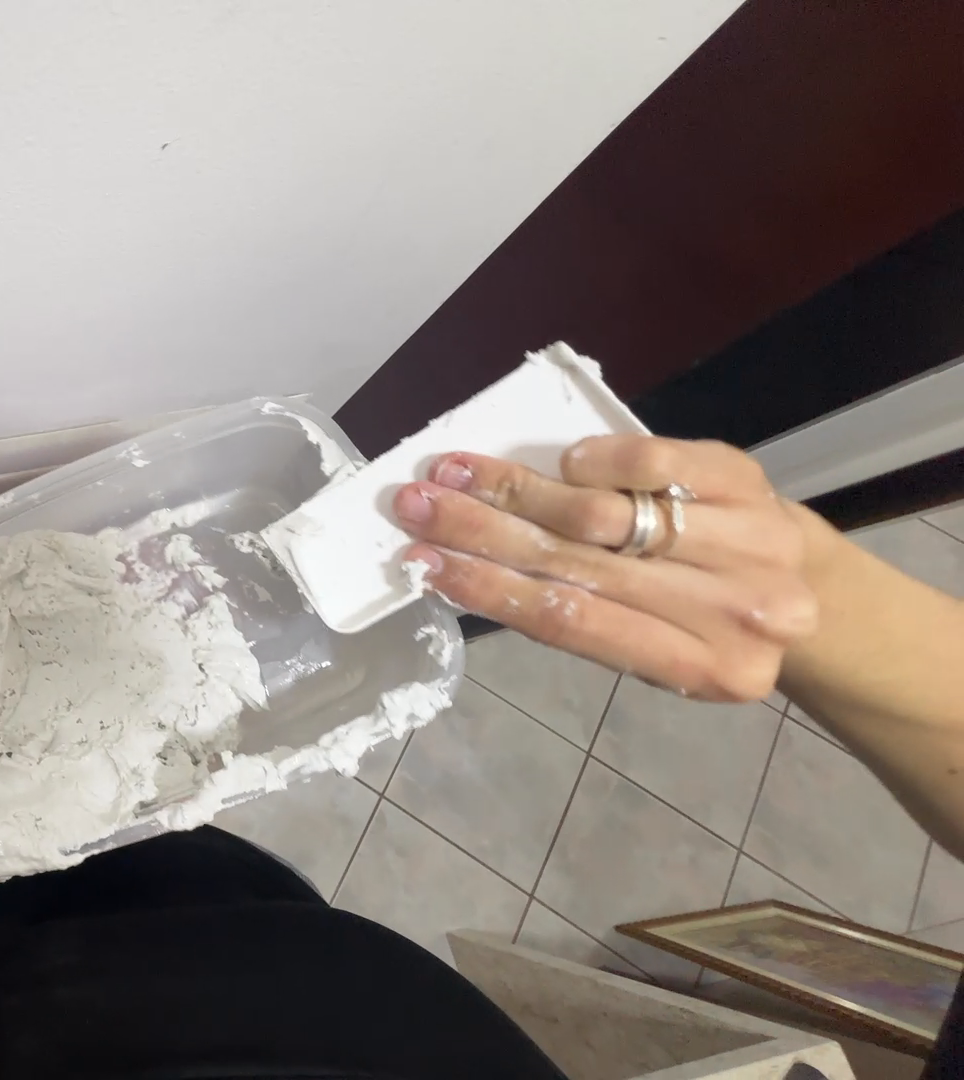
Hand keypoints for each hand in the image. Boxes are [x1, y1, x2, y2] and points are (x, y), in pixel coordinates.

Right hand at [392, 435, 817, 701]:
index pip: (567, 621)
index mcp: (703, 667)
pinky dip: (590, 460)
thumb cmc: (682, 614)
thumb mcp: (632, 641)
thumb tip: (454, 564)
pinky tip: (558, 462)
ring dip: (513, 489)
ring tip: (454, 472)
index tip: (420, 561)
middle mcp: (738, 611)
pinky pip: (649, 461)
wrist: (789, 575)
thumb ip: (565, 611)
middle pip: (574, 561)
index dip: (485, 587)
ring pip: (601, 512)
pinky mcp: (749, 480)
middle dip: (478, 528)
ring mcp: (753, 543)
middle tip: (416, 504)